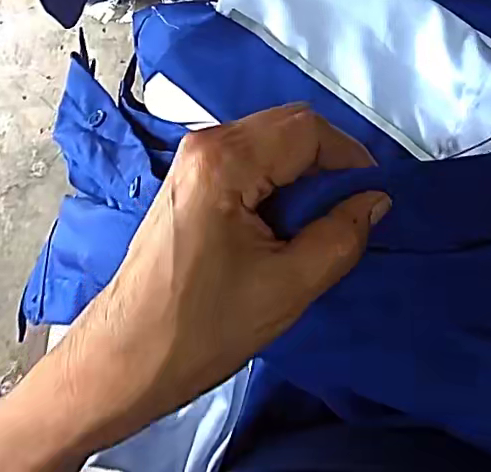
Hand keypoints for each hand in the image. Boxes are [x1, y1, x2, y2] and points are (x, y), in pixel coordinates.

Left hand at [0, 103, 388, 471]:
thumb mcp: (287, 289)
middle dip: (331, 158)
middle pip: (292, 123)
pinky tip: (289, 212)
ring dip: (308, 165)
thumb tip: (377, 199)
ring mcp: (196, 155)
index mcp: (225, 162)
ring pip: (275, 135)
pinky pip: (256, 152)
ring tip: (322, 212)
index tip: (371, 194)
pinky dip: (285, 172)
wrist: (114, 366)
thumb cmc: (198, 329)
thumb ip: (343, 235)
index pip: (309, 130)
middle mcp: (208, 143)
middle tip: (350, 202)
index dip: (351, 157)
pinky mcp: (193, 173)